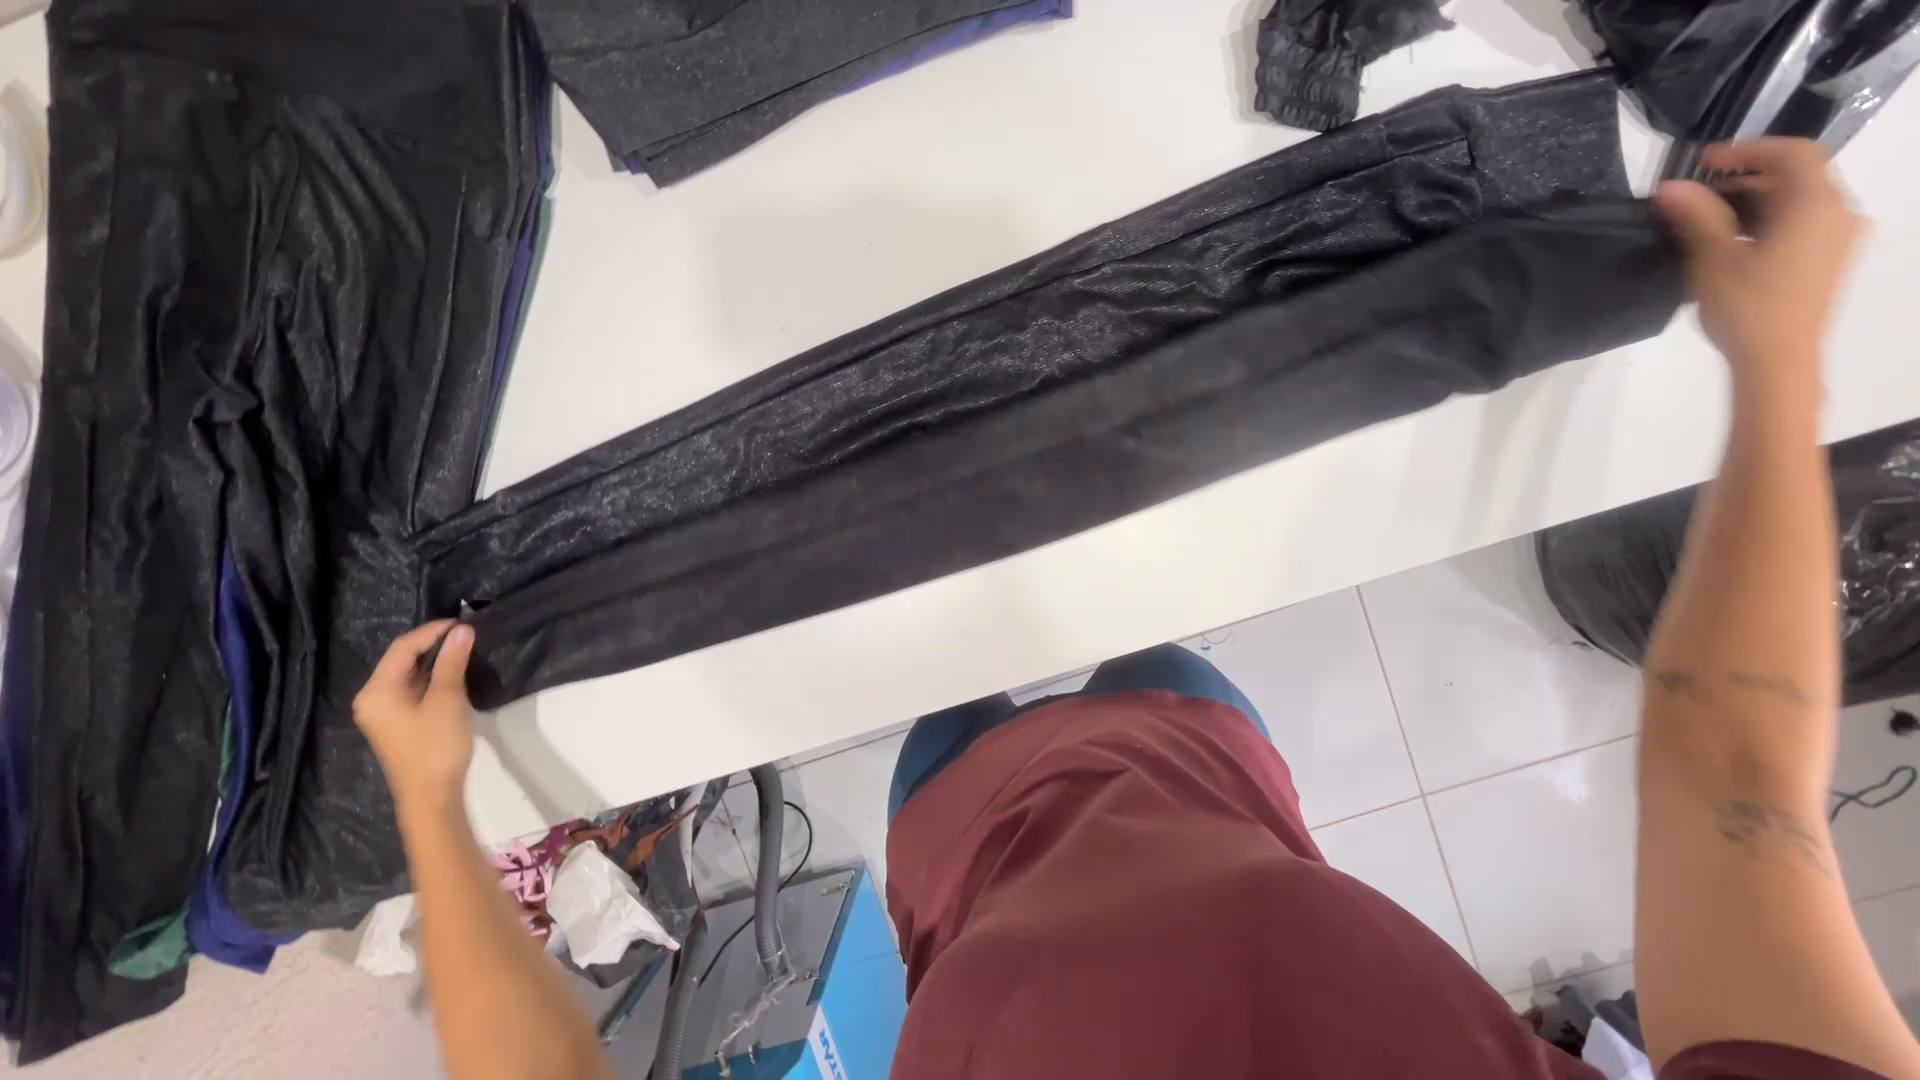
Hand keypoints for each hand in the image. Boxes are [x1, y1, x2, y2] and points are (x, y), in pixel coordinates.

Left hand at [353, 619, 476, 816]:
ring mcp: (383, 712)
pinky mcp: (397, 723)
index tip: (464, 622)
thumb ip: (453, 662)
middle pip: (402, 660)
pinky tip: (454, 676)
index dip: (432, 631)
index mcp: (377, 690)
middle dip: (434, 645)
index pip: (402, 648)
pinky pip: (412, 690)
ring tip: (465, 651)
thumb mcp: (448, 699)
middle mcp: (372, 698)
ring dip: (436, 662)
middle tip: (467, 635)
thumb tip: (463, 630)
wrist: (431, 795)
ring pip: (409, 675)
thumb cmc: (435, 745)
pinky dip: (432, 679)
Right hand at [1653, 138, 1862, 393]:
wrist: (1779, 361)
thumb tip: (1670, 186)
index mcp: (1817, 205)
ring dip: (1754, 202)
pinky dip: (1767, 221)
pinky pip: (1802, 223)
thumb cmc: (1748, 307)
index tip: (1703, 161)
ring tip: (1706, 222)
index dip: (1748, 149)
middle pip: (1797, 176)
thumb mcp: (1714, 259)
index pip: (1792, 153)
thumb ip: (1697, 216)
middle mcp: (1840, 212)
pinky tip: (1732, 245)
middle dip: (1745, 178)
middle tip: (1696, 196)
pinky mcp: (1829, 259)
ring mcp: (1839, 237)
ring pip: (1798, 201)